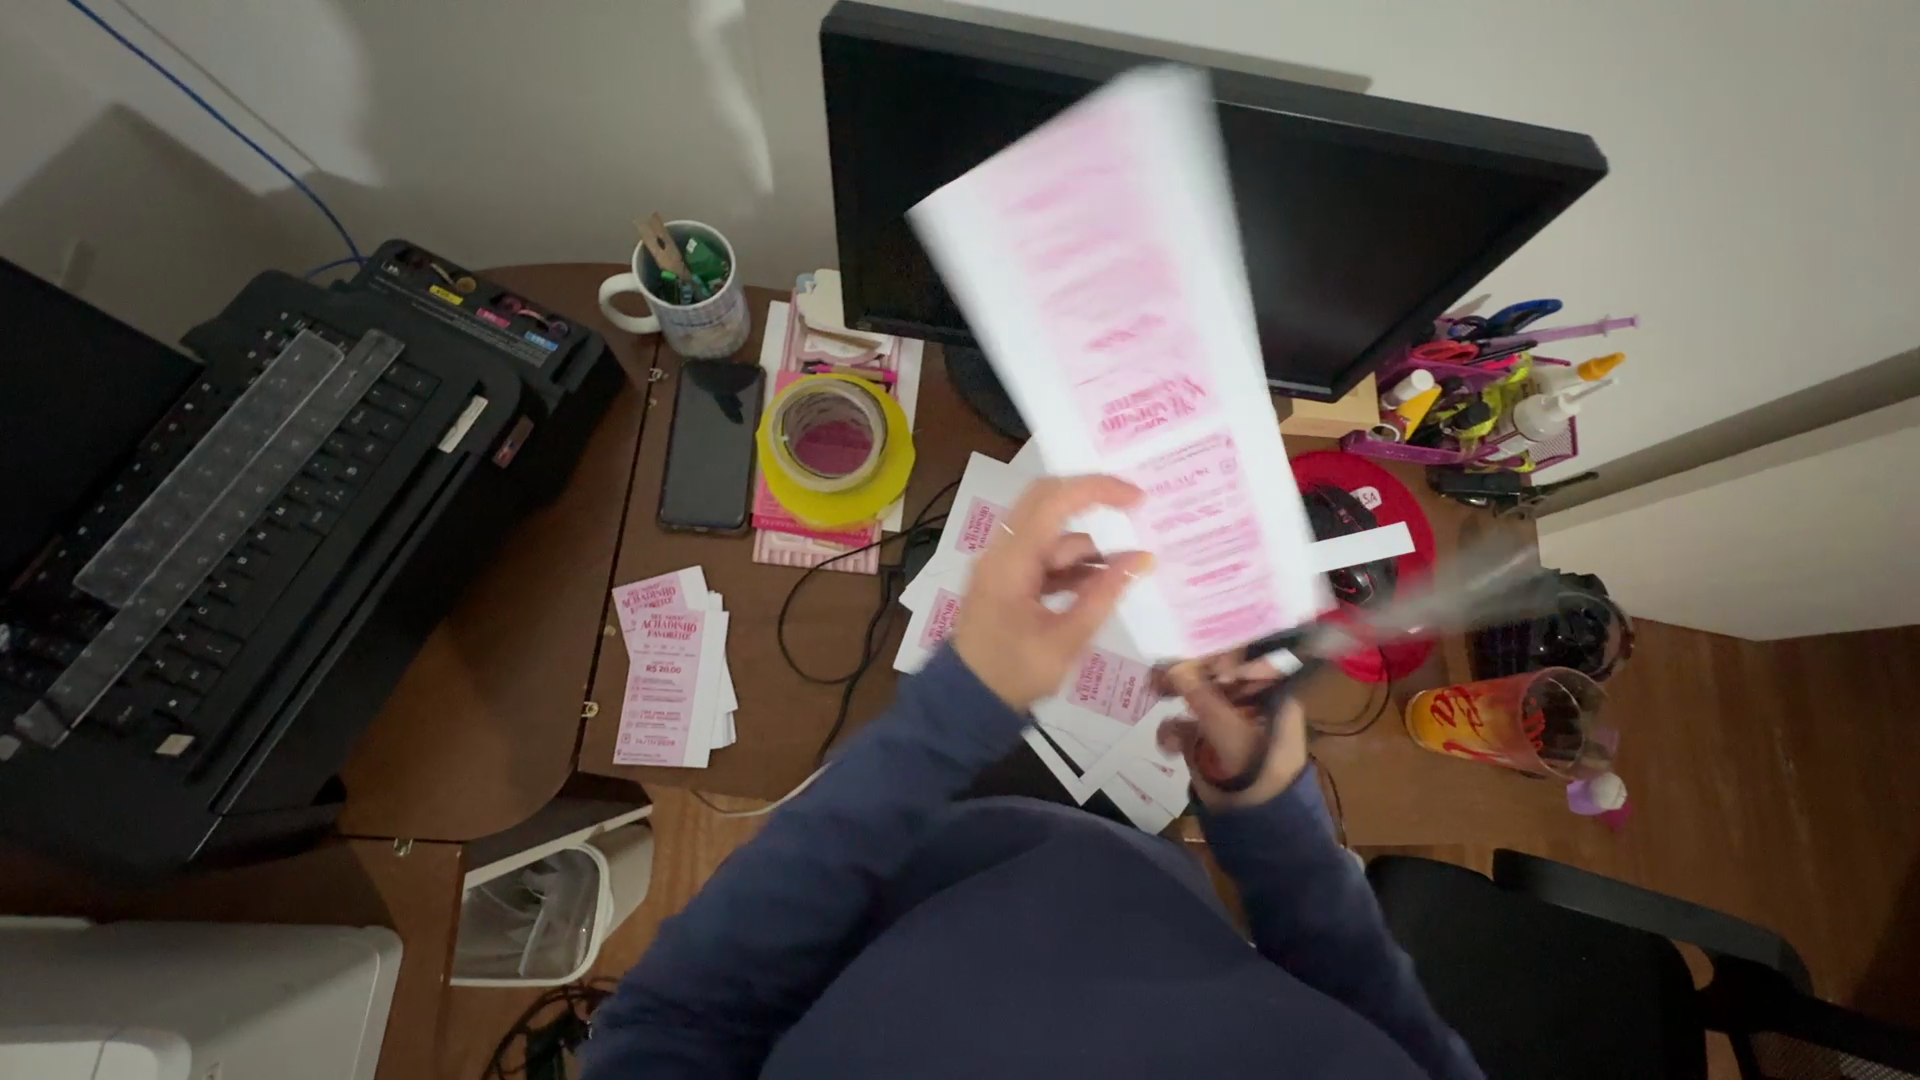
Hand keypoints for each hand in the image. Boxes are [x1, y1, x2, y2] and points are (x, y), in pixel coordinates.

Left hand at [950, 475, 1152, 710]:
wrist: (968, 700)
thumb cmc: (1015, 673)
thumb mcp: (1067, 638)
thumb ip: (1104, 594)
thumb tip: (1142, 559)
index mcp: (1011, 560)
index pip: (1054, 501)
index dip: (1097, 489)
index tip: (1137, 498)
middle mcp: (1001, 551)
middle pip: (1046, 501)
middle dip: (1091, 501)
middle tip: (1133, 510)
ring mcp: (1001, 564)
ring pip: (1048, 532)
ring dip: (1086, 544)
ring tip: (1129, 564)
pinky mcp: (1006, 579)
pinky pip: (1042, 555)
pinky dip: (1072, 563)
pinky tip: (1103, 581)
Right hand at [1157, 659, 1308, 810]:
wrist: (1259, 823)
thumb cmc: (1256, 767)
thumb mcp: (1226, 726)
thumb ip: (1199, 692)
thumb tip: (1173, 663)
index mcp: (1271, 693)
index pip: (1240, 658)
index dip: (1211, 652)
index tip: (1183, 648)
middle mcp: (1251, 704)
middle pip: (1213, 677)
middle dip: (1185, 673)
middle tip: (1159, 667)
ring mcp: (1229, 724)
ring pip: (1196, 699)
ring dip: (1175, 697)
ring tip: (1154, 691)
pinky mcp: (1211, 744)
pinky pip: (1188, 726)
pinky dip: (1174, 731)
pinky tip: (1168, 744)